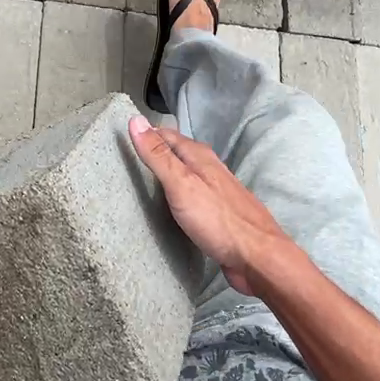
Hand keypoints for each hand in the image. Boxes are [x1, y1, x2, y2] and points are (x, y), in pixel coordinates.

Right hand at [128, 116, 296, 294]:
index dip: (144, 134)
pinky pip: (191, 196)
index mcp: (199, 155)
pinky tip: (168, 209)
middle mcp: (208, 168)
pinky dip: (176, 197)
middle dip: (154, 154)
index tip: (120, 140)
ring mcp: (215, 191)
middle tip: (125, 162)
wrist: (260, 260)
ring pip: (184, 175)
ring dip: (165, 176)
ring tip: (141, 185)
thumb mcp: (181, 184)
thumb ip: (158, 155)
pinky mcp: (218, 214)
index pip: (165, 134)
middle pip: (175, 153)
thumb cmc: (218, 220)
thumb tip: (135, 120)